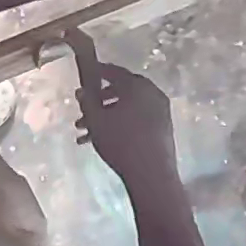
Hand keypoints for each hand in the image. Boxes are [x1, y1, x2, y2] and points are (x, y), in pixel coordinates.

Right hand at [68, 29, 181, 194]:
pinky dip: (121, 123)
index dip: (98, 72)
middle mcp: (152, 93)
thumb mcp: (96, 121)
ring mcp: (160, 110)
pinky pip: (138, 118)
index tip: (87, 73)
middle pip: (122, 90)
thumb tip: (82, 90)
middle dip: (100, 101)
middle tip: (83, 111)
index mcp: (137, 86)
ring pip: (128, 107)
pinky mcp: (163, 127)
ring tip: (86, 133)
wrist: (151, 174)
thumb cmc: (121, 142)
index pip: (114, 71)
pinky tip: (104, 140)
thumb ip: (87, 102)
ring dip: (107, 116)